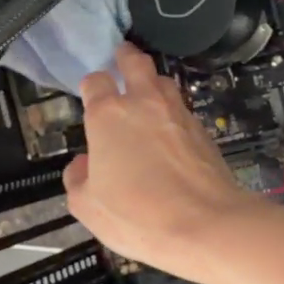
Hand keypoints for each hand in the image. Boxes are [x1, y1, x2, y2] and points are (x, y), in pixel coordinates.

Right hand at [64, 45, 261, 278]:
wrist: (205, 226)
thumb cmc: (138, 216)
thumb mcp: (88, 206)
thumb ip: (78, 179)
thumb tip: (84, 165)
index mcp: (109, 115)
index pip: (96, 81)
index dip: (92, 86)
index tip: (91, 94)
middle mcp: (145, 104)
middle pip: (136, 63)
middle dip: (126, 58)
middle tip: (121, 59)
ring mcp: (179, 115)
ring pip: (165, 83)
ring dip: (154, 84)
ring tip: (147, 96)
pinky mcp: (204, 132)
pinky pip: (183, 111)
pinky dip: (173, 114)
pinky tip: (170, 133)